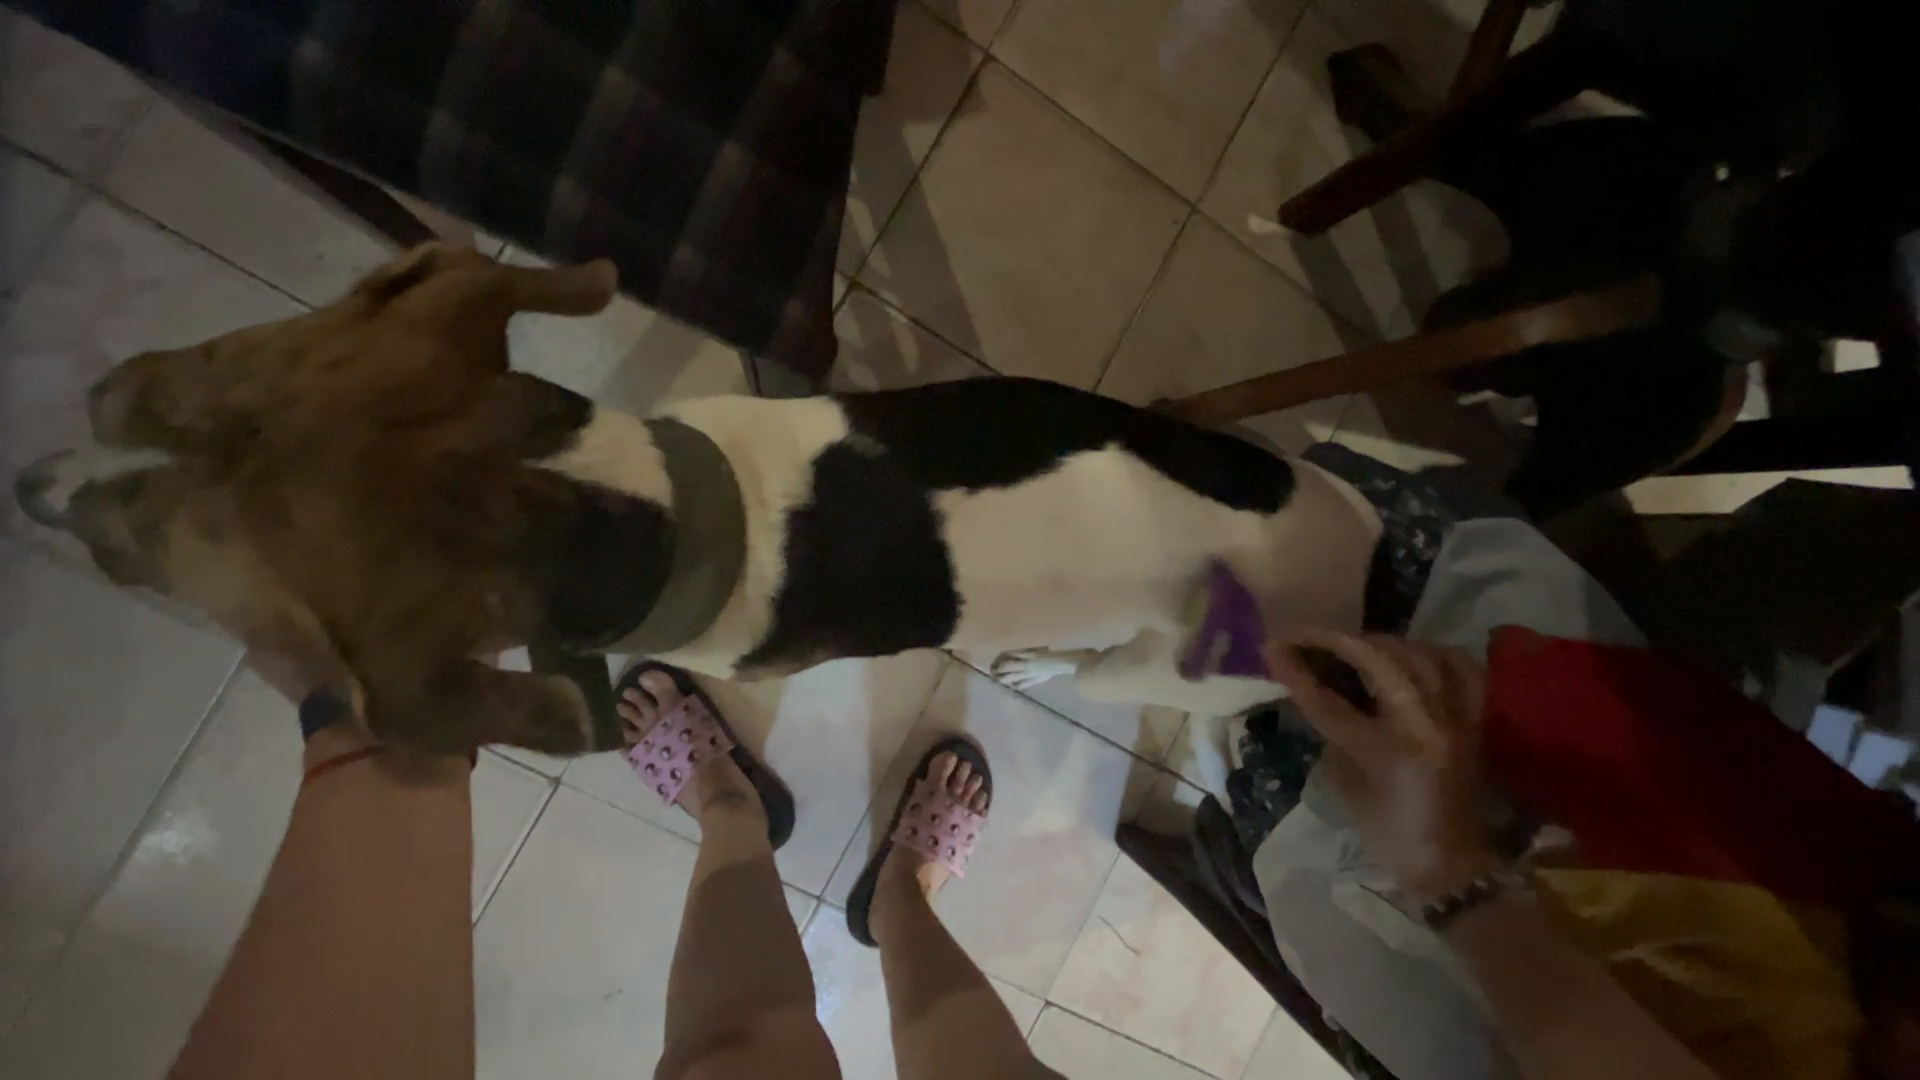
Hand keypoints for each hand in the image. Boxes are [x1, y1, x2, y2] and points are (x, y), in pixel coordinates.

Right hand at [1268, 632, 1500, 902]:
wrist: (1451, 863)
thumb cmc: (1386, 829)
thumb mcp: (1343, 781)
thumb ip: (1330, 729)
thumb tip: (1313, 687)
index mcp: (1385, 751)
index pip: (1329, 700)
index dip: (1296, 670)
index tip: (1270, 646)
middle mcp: (1425, 727)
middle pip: (1379, 660)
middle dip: (1336, 640)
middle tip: (1306, 635)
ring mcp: (1456, 720)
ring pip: (1421, 654)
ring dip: (1381, 642)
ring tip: (1354, 644)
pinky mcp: (1475, 721)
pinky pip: (1461, 668)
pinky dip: (1432, 653)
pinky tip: (1410, 654)